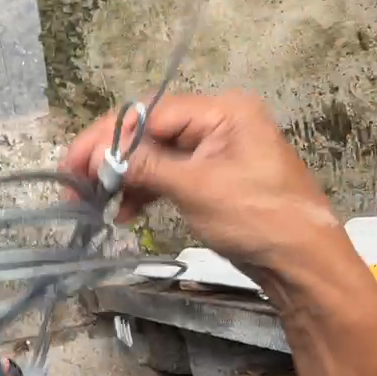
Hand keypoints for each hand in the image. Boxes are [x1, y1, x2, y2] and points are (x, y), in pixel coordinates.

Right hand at [60, 91, 341, 272]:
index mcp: (223, 112)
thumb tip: (97, 156)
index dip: (108, 137)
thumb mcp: (195, 188)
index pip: (150, 114)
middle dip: (111, 158)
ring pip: (153, 156)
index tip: (75, 162)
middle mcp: (218, 123)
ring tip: (93, 201)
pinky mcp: (210, 178)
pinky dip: (144, 192)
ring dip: (123, 179)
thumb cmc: (258, 218)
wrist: (302, 263)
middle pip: (148, 133)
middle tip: (74, 181)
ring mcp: (214, 151)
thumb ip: (144, 167)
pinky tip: (125, 213)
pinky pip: (166, 176)